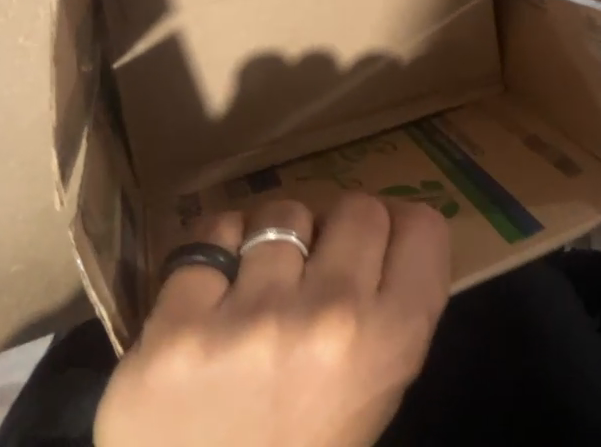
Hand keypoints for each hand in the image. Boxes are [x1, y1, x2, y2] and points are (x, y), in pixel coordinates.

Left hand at [95, 193, 451, 446]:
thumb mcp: (377, 392)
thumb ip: (393, 308)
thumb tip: (386, 226)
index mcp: (390, 342)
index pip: (423, 227)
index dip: (400, 229)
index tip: (376, 244)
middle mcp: (332, 319)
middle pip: (357, 207)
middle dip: (339, 230)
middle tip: (316, 264)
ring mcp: (254, 320)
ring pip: (282, 214)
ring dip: (273, 239)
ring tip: (258, 280)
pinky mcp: (178, 328)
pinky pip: (211, 235)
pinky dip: (213, 253)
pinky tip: (212, 289)